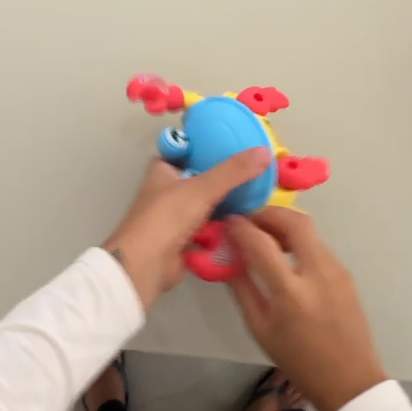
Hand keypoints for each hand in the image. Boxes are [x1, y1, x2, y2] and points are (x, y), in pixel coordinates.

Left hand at [103, 148, 270, 309]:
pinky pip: (211, 228)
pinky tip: (250, 222)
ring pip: (209, 205)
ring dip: (229, 205)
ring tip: (261, 196)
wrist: (147, 265)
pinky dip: (226, 227)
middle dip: (227, 179)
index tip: (241, 145)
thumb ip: (233, 171)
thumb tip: (265, 151)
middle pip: (203, 179)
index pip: (189, 150)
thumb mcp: (202, 188)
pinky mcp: (185, 239)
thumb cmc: (167, 217)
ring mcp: (176, 216)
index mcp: (164, 170)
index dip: (211, 147)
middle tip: (259, 172)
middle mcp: (168, 190)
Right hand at [224, 208, 387, 410]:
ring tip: (263, 234)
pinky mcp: (345, 272)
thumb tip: (228, 255)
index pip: (261, 243)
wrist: (350, 380)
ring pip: (308, 229)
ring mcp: (336, 270)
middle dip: (267, 212)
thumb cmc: (298, 359)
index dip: (240, 227)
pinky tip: (285, 253)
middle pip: (293, 221)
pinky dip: (297, 239)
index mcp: (291, 292)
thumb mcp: (260, 328)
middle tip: (249, 218)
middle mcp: (317, 272)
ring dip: (283, 223)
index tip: (228, 222)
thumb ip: (242, 287)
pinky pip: (317, 245)